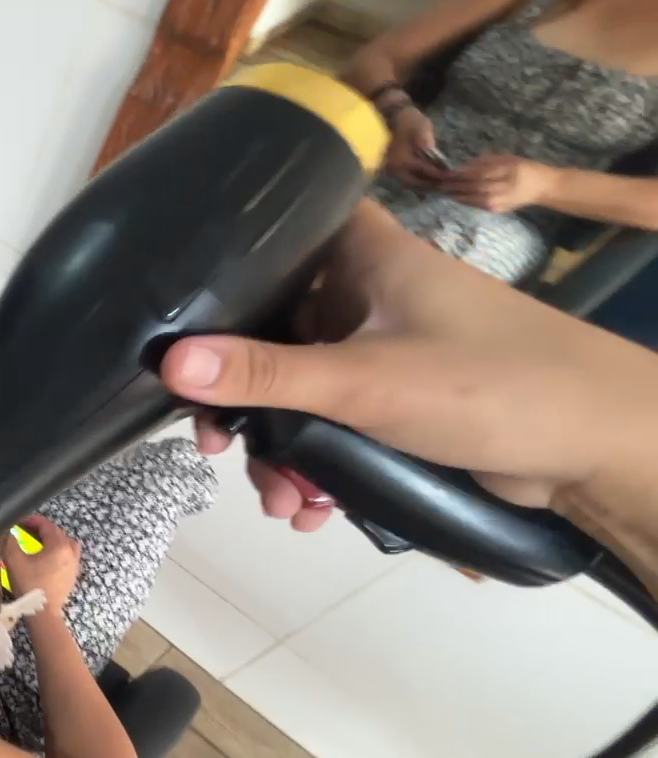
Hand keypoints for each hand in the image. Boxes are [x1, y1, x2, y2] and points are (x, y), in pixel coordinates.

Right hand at [1, 516, 81, 617]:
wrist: (43, 612)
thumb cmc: (29, 584)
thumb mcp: (14, 561)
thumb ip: (11, 542)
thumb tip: (10, 532)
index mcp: (58, 546)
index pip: (47, 525)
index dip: (33, 520)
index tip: (19, 520)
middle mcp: (70, 552)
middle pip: (58, 533)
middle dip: (42, 529)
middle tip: (26, 529)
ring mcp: (74, 564)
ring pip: (66, 543)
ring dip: (53, 539)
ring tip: (39, 542)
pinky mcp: (72, 574)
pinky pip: (68, 555)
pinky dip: (58, 551)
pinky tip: (46, 557)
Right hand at [162, 202, 657, 529]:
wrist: (606, 452)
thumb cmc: (494, 387)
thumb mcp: (363, 382)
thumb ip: (263, 374)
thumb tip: (167, 363)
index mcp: (363, 263)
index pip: (279, 235)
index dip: (224, 263)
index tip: (177, 313)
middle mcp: (361, 299)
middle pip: (263, 331)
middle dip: (234, 400)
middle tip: (214, 445)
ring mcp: (371, 350)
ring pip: (286, 389)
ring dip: (272, 450)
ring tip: (279, 501)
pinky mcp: (382, 398)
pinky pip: (317, 423)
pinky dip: (305, 464)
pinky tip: (306, 506)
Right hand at [384, 107, 446, 187]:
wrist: (394, 118)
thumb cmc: (410, 122)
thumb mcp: (423, 131)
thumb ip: (428, 148)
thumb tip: (438, 164)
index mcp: (402, 161)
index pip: (424, 172)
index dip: (439, 176)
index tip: (453, 179)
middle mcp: (395, 169)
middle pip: (415, 183)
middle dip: (432, 186)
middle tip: (448, 187)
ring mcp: (393, 170)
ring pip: (410, 184)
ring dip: (425, 187)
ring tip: (440, 188)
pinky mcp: (395, 168)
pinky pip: (408, 179)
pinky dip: (419, 183)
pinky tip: (428, 185)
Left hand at [439, 154, 561, 213]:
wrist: (544, 187)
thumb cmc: (525, 169)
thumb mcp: (511, 160)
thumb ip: (488, 161)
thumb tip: (463, 165)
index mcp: (511, 169)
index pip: (481, 173)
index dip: (461, 174)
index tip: (447, 174)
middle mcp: (506, 185)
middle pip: (474, 186)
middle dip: (454, 186)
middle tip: (439, 184)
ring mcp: (501, 199)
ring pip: (472, 198)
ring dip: (456, 195)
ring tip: (444, 191)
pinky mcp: (497, 209)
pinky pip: (476, 205)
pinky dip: (464, 201)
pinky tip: (456, 197)